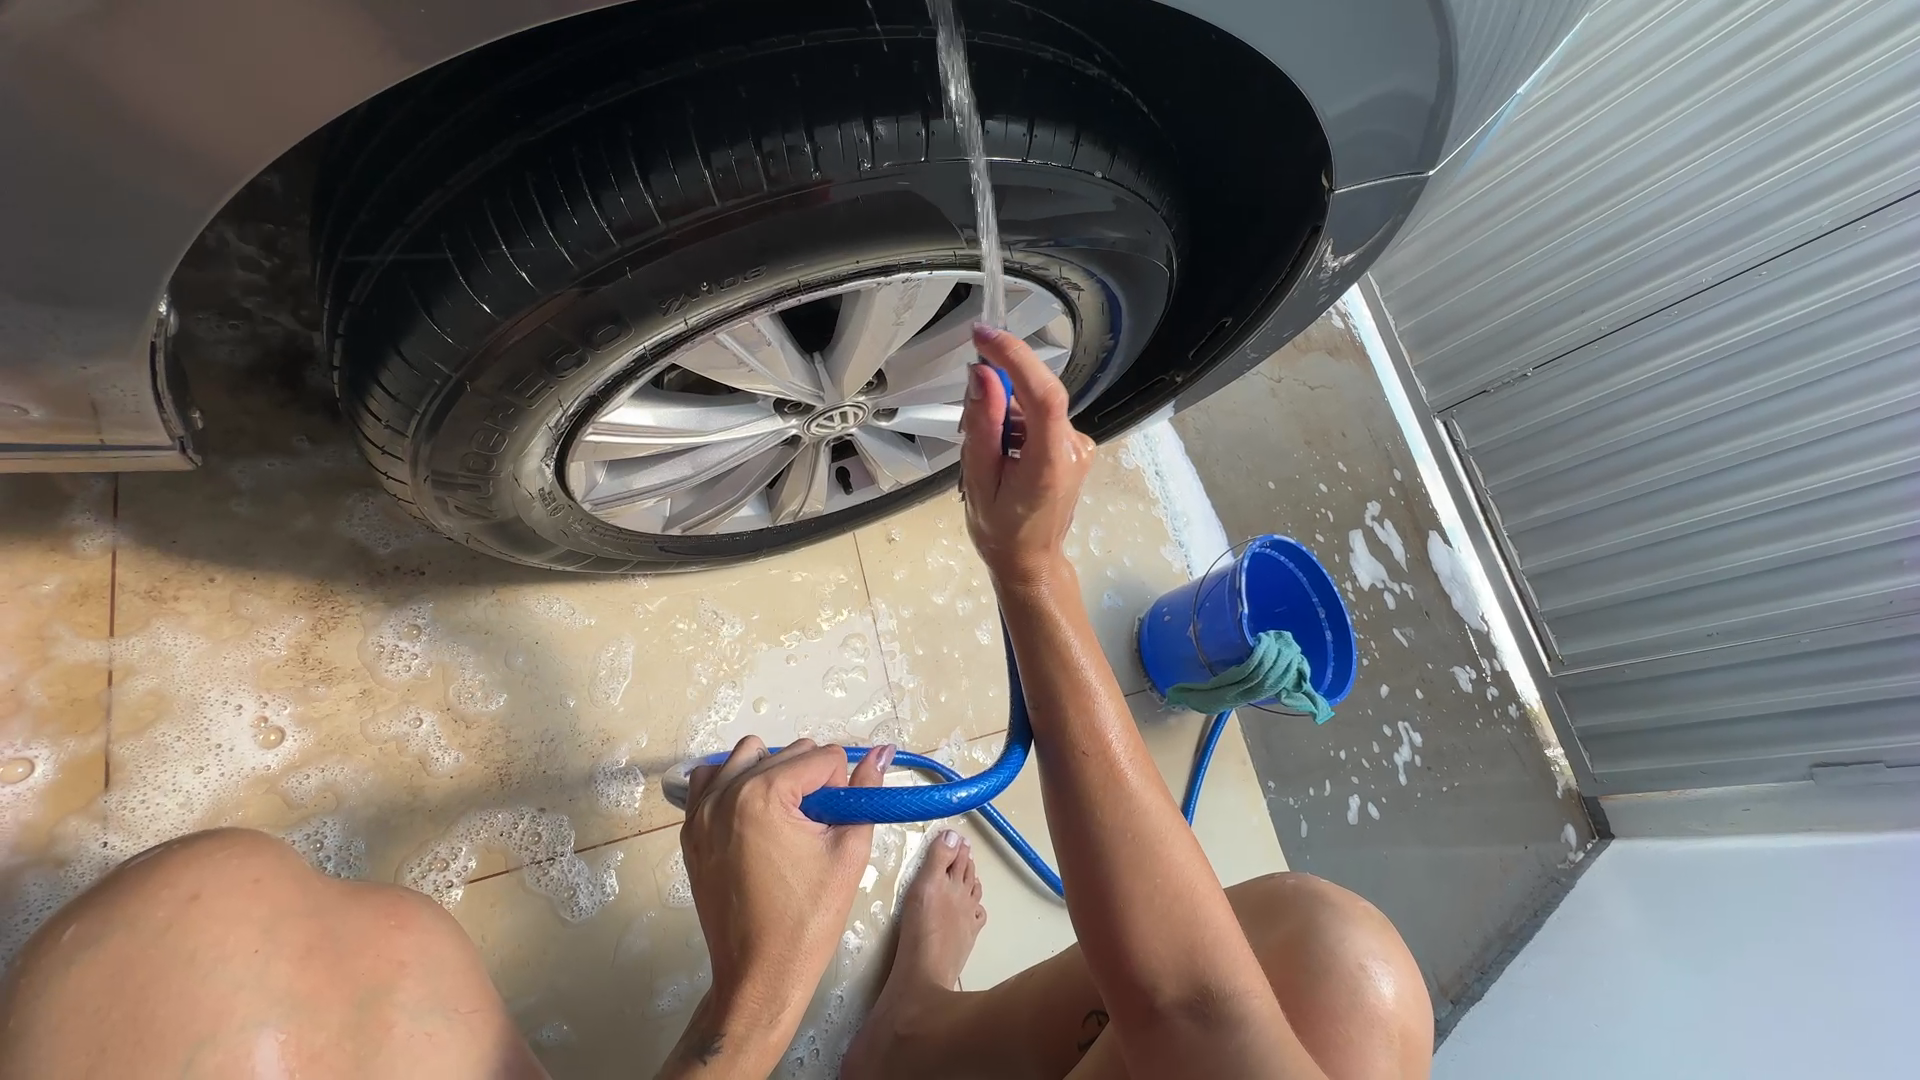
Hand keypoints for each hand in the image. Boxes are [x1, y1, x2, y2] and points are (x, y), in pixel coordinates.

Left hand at [662, 736, 890, 1075]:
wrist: (759, 976)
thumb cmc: (809, 918)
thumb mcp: (849, 852)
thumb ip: (865, 794)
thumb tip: (883, 752)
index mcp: (764, 795)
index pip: (823, 756)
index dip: (841, 786)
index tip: (835, 822)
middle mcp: (726, 792)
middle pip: (787, 752)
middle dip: (810, 779)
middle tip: (816, 825)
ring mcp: (701, 811)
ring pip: (747, 755)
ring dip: (772, 772)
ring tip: (786, 815)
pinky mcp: (690, 829)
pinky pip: (710, 779)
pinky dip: (733, 783)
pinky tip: (752, 814)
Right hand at [959, 323, 1096, 590]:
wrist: (1030, 561)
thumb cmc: (999, 530)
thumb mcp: (978, 480)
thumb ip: (982, 426)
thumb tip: (983, 375)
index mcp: (1050, 461)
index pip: (1043, 393)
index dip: (1015, 357)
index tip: (983, 336)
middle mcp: (1074, 448)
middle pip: (1038, 395)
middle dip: (999, 391)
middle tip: (969, 416)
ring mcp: (1080, 447)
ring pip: (1036, 407)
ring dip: (1006, 414)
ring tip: (987, 455)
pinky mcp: (1076, 447)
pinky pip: (1041, 420)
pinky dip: (1017, 425)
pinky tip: (1004, 454)